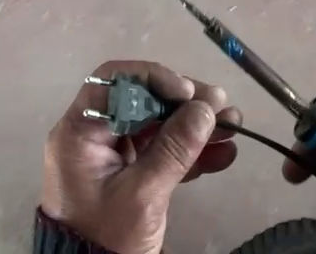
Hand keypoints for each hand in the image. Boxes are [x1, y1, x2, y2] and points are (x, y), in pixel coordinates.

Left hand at [41, 60, 241, 253]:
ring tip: (234, 126)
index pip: (114, 82)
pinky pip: (160, 153)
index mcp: (81, 131)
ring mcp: (112, 157)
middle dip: (185, 104)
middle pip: (141, 102)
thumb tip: (205, 109)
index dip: (153, 78)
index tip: (188, 92)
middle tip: (224, 106)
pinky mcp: (129, 177)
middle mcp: (94, 136)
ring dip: (195, 126)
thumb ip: (173, 149)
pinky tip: (223, 154)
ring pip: (156, 126)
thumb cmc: (108, 239)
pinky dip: (190, 153)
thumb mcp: (142, 196)